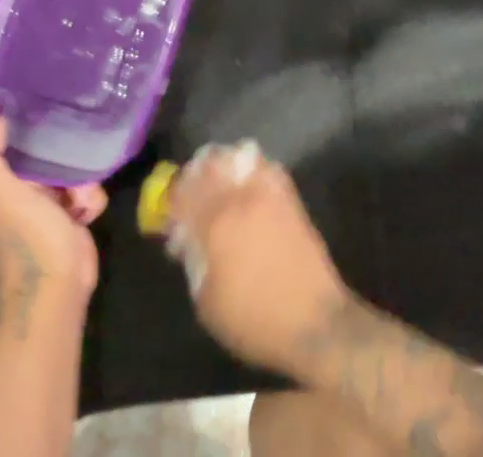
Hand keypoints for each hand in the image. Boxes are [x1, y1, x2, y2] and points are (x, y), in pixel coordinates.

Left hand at [0, 116, 108, 323]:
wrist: (57, 286)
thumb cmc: (25, 236)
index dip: (8, 112)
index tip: (34, 96)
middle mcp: (8, 184)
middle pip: (36, 142)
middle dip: (58, 147)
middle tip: (67, 152)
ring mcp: (40, 198)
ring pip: (67, 161)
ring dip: (79, 178)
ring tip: (76, 198)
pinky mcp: (67, 210)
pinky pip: (84, 184)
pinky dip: (89, 196)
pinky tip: (85, 213)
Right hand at [166, 142, 351, 376]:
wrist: (316, 323)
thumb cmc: (253, 320)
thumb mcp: (207, 301)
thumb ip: (194, 263)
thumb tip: (188, 241)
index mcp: (216, 224)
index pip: (183, 192)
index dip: (171, 197)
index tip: (167, 210)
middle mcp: (243, 201)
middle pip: (211, 165)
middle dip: (195, 175)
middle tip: (190, 193)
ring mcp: (271, 197)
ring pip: (242, 159)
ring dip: (224, 166)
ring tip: (217, 182)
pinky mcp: (292, 203)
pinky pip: (268, 171)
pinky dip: (253, 170)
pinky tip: (247, 187)